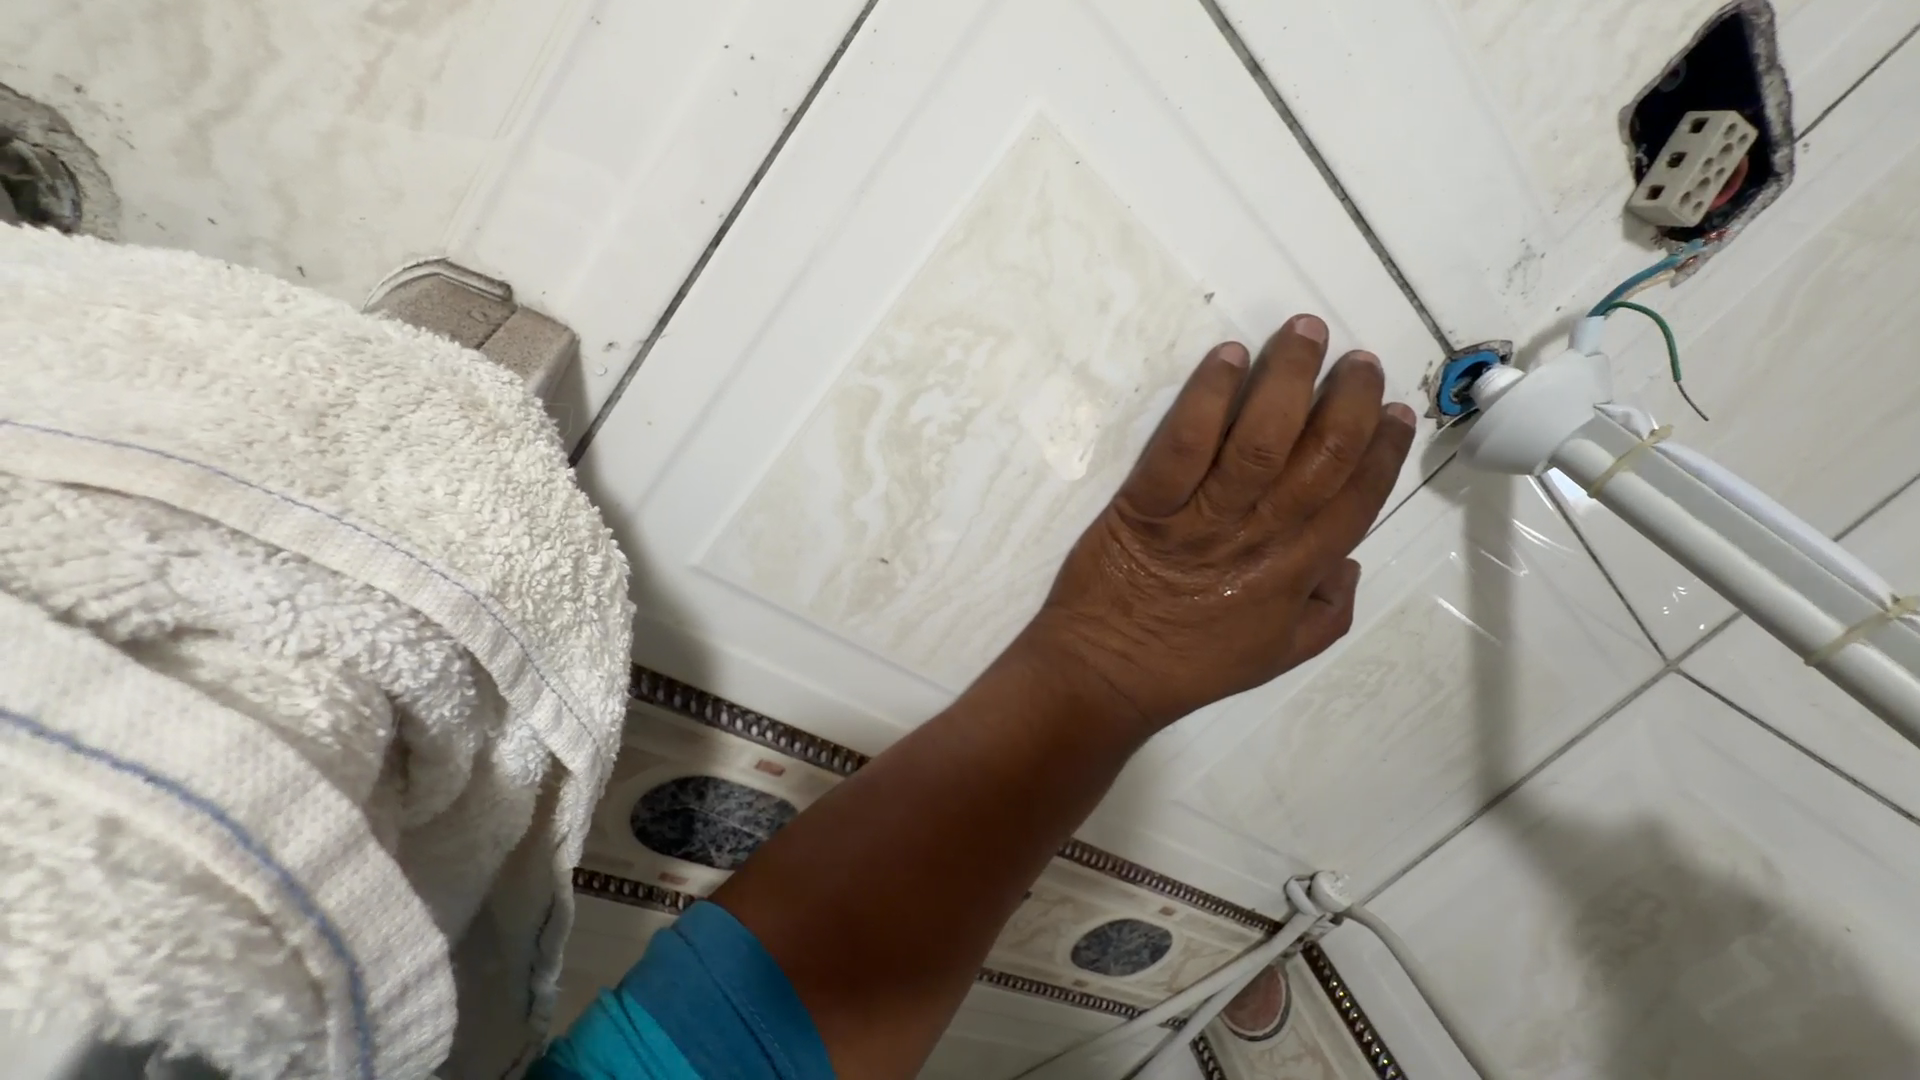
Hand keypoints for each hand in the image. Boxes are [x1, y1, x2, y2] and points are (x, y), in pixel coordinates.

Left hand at [1024, 314, 1416, 733]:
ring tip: (1303, 334)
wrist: (1105, 676)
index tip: (1395, 409)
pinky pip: (1181, 447)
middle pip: (1318, 459)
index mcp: (1296, 576)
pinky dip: (1206, 399)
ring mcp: (1200, 524)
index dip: (1382, 451)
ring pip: (1258, 442)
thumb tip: (1351, 560)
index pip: (1356, 501)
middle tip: (1356, 360)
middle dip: (1346, 401)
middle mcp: (1258, 542)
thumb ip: (1328, 609)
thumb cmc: (1188, 664)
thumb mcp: (1278, 655)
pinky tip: (1228, 357)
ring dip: (1286, 380)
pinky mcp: (1143, 509)